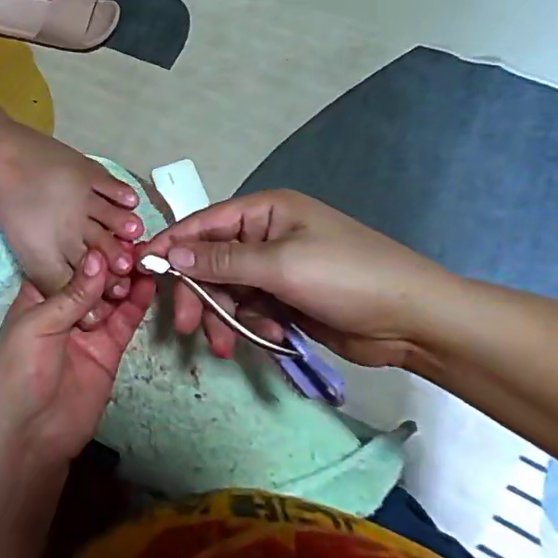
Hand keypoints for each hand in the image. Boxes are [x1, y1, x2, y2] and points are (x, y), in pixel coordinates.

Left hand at [0, 108, 144, 298]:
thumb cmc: (0, 201)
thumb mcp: (18, 243)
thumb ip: (45, 265)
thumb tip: (71, 278)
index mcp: (44, 254)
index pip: (78, 281)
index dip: (96, 290)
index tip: (108, 291)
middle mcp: (67, 231)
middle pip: (102, 255)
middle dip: (117, 265)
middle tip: (126, 265)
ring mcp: (80, 199)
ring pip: (113, 222)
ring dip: (126, 229)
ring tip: (134, 232)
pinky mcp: (86, 172)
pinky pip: (113, 188)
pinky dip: (124, 195)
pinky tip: (130, 201)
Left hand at [0, 249, 156, 464]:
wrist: (31, 435)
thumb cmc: (18, 372)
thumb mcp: (37, 326)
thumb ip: (71, 295)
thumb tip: (98, 258)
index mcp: (37, 297)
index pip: (65, 264)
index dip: (87, 250)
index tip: (111, 232)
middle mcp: (64, 308)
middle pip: (92, 279)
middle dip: (112, 262)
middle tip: (136, 243)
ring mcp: (88, 328)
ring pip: (111, 296)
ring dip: (127, 278)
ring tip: (148, 256)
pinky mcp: (108, 349)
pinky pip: (124, 321)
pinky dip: (137, 302)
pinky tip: (149, 283)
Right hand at [137, 189, 456, 365]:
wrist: (415, 321)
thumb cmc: (347, 277)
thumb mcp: (280, 265)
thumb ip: (221, 260)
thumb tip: (170, 252)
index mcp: (265, 211)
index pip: (204, 224)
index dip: (172, 245)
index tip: (142, 268)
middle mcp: (266, 235)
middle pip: (211, 261)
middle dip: (199, 293)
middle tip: (185, 326)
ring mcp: (277, 268)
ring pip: (228, 290)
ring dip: (224, 316)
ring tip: (226, 346)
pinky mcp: (287, 299)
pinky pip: (251, 309)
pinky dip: (252, 325)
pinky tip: (270, 339)